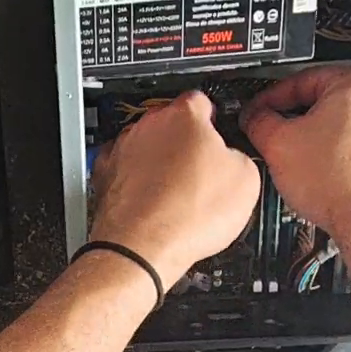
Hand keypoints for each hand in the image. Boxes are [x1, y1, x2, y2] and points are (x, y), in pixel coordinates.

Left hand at [89, 91, 259, 284]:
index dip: (214, 122)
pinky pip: (123, 171)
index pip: (203, 102)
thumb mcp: (245, 181)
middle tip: (199, 174)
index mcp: (186, 115)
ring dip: (158, 164)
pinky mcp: (105, 178)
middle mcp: (149, 126)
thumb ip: (239, 157)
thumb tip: (234, 162)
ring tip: (174, 196)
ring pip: (146, 148)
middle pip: (171, 125)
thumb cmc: (185, 217)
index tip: (217, 136)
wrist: (142, 250)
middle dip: (185, 146)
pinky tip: (148, 202)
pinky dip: (134, 183)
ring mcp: (123, 151)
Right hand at [242, 67, 350, 236]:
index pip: (299, 81)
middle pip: (320, 103)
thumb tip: (254, 118)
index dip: (268, 100)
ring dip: (312, 141)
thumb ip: (260, 123)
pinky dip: (333, 157)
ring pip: (337, 125)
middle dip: (292, 123)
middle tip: (272, 141)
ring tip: (297, 163)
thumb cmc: (339, 181)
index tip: (256, 114)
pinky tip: (320, 176)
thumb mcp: (278, 146)